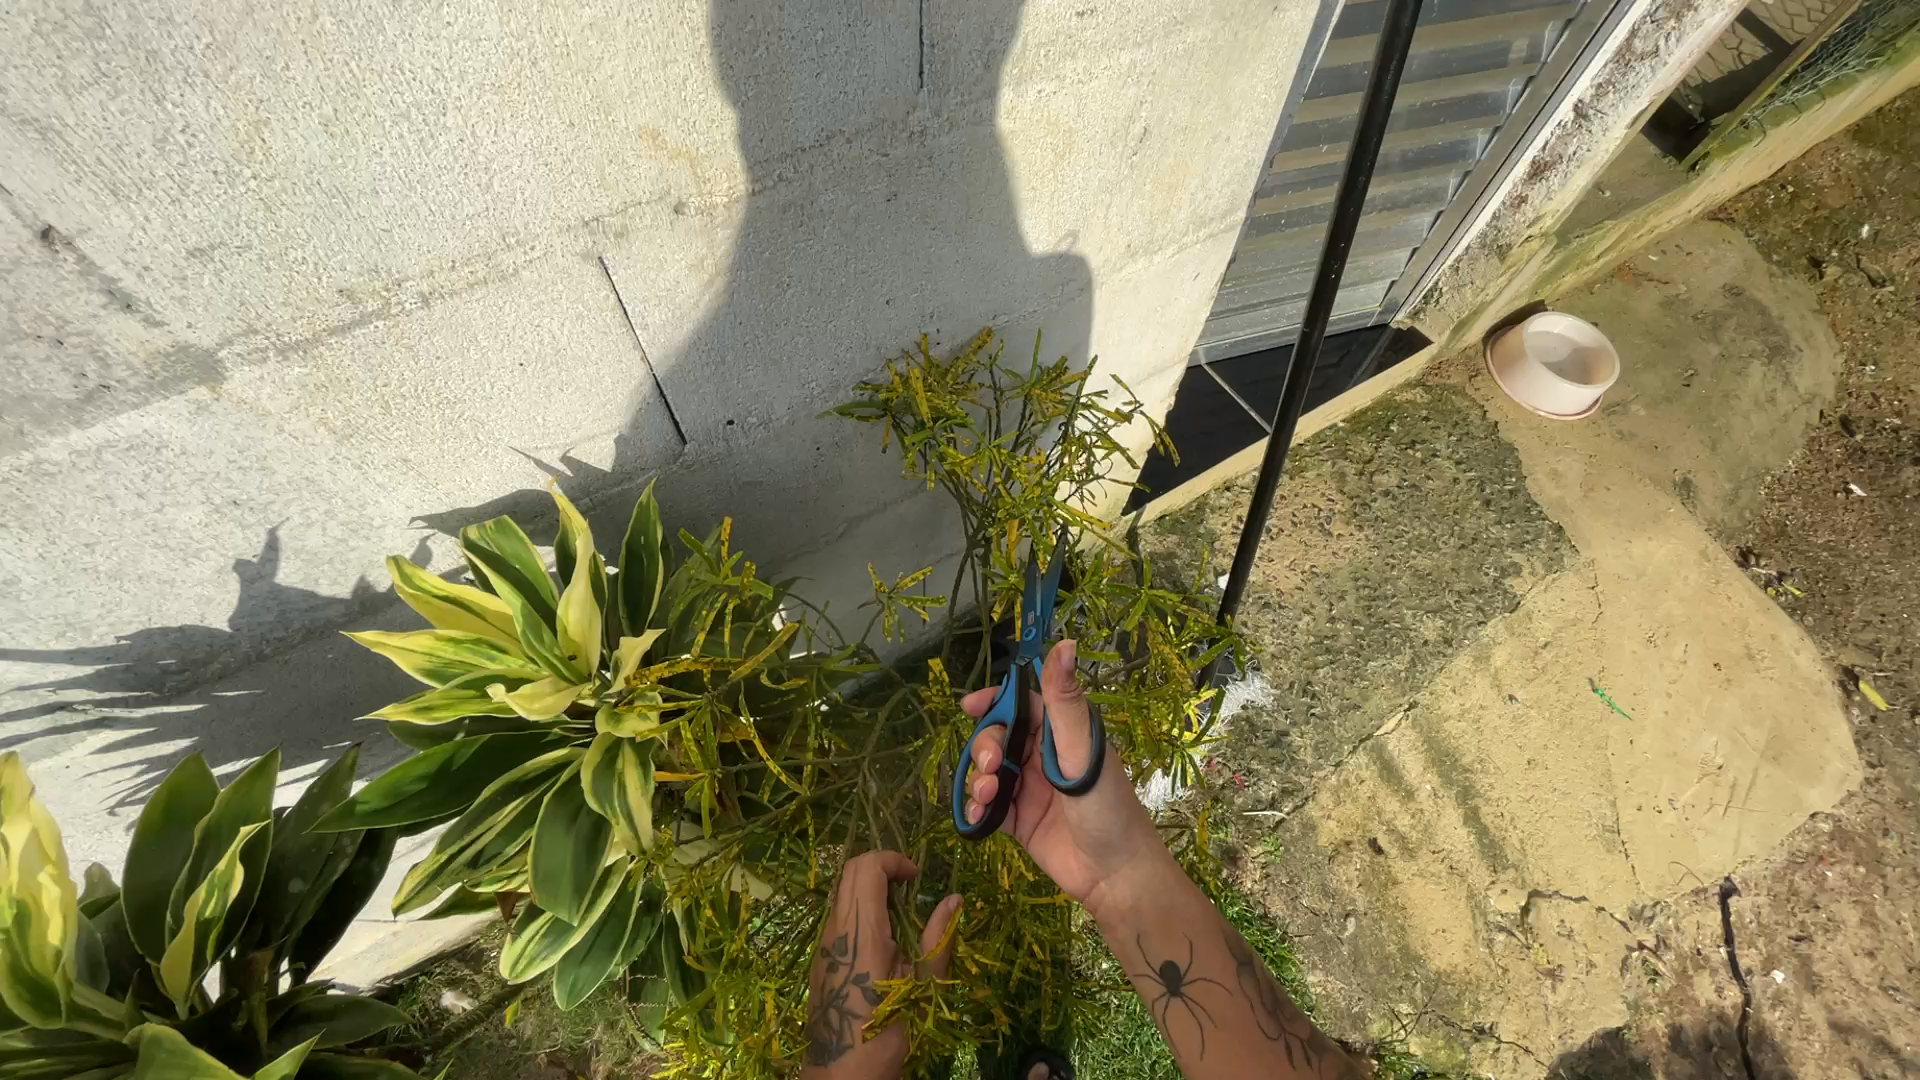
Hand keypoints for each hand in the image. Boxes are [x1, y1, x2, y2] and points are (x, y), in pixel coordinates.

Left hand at [801, 851, 961, 1078]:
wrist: (841, 1076)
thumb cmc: (887, 1032)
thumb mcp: (922, 987)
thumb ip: (938, 938)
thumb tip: (955, 899)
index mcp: (863, 932)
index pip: (867, 867)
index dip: (893, 860)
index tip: (916, 878)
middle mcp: (838, 929)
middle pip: (850, 869)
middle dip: (881, 866)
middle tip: (908, 886)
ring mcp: (825, 942)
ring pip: (842, 889)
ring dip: (869, 885)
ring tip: (898, 911)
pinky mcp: (820, 956)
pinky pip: (838, 912)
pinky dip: (859, 905)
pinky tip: (881, 936)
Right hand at [962, 639, 1172, 921]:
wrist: (1114, 876)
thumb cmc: (1107, 805)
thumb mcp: (1084, 749)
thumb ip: (1066, 700)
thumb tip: (1065, 642)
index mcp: (1061, 732)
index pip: (1022, 703)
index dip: (994, 701)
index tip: (969, 704)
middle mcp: (1042, 755)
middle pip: (997, 736)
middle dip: (984, 746)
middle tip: (990, 766)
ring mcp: (1028, 787)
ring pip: (987, 769)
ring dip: (977, 777)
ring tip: (987, 795)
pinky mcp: (1018, 820)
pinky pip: (986, 804)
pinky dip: (975, 806)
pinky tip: (976, 816)